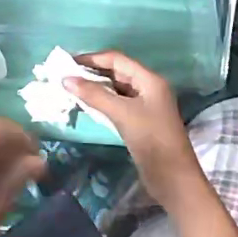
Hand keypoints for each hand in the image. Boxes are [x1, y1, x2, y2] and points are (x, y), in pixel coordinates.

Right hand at [64, 51, 209, 210]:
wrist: (173, 178)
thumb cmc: (151, 140)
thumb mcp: (121, 114)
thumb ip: (93, 94)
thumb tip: (65, 79)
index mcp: (149, 80)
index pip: (116, 59)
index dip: (91, 58)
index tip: (66, 62)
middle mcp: (148, 88)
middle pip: (116, 72)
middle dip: (91, 72)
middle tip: (64, 75)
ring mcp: (144, 105)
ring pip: (115, 88)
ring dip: (94, 87)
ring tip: (70, 88)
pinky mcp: (139, 120)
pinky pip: (116, 103)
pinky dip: (100, 101)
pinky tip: (85, 105)